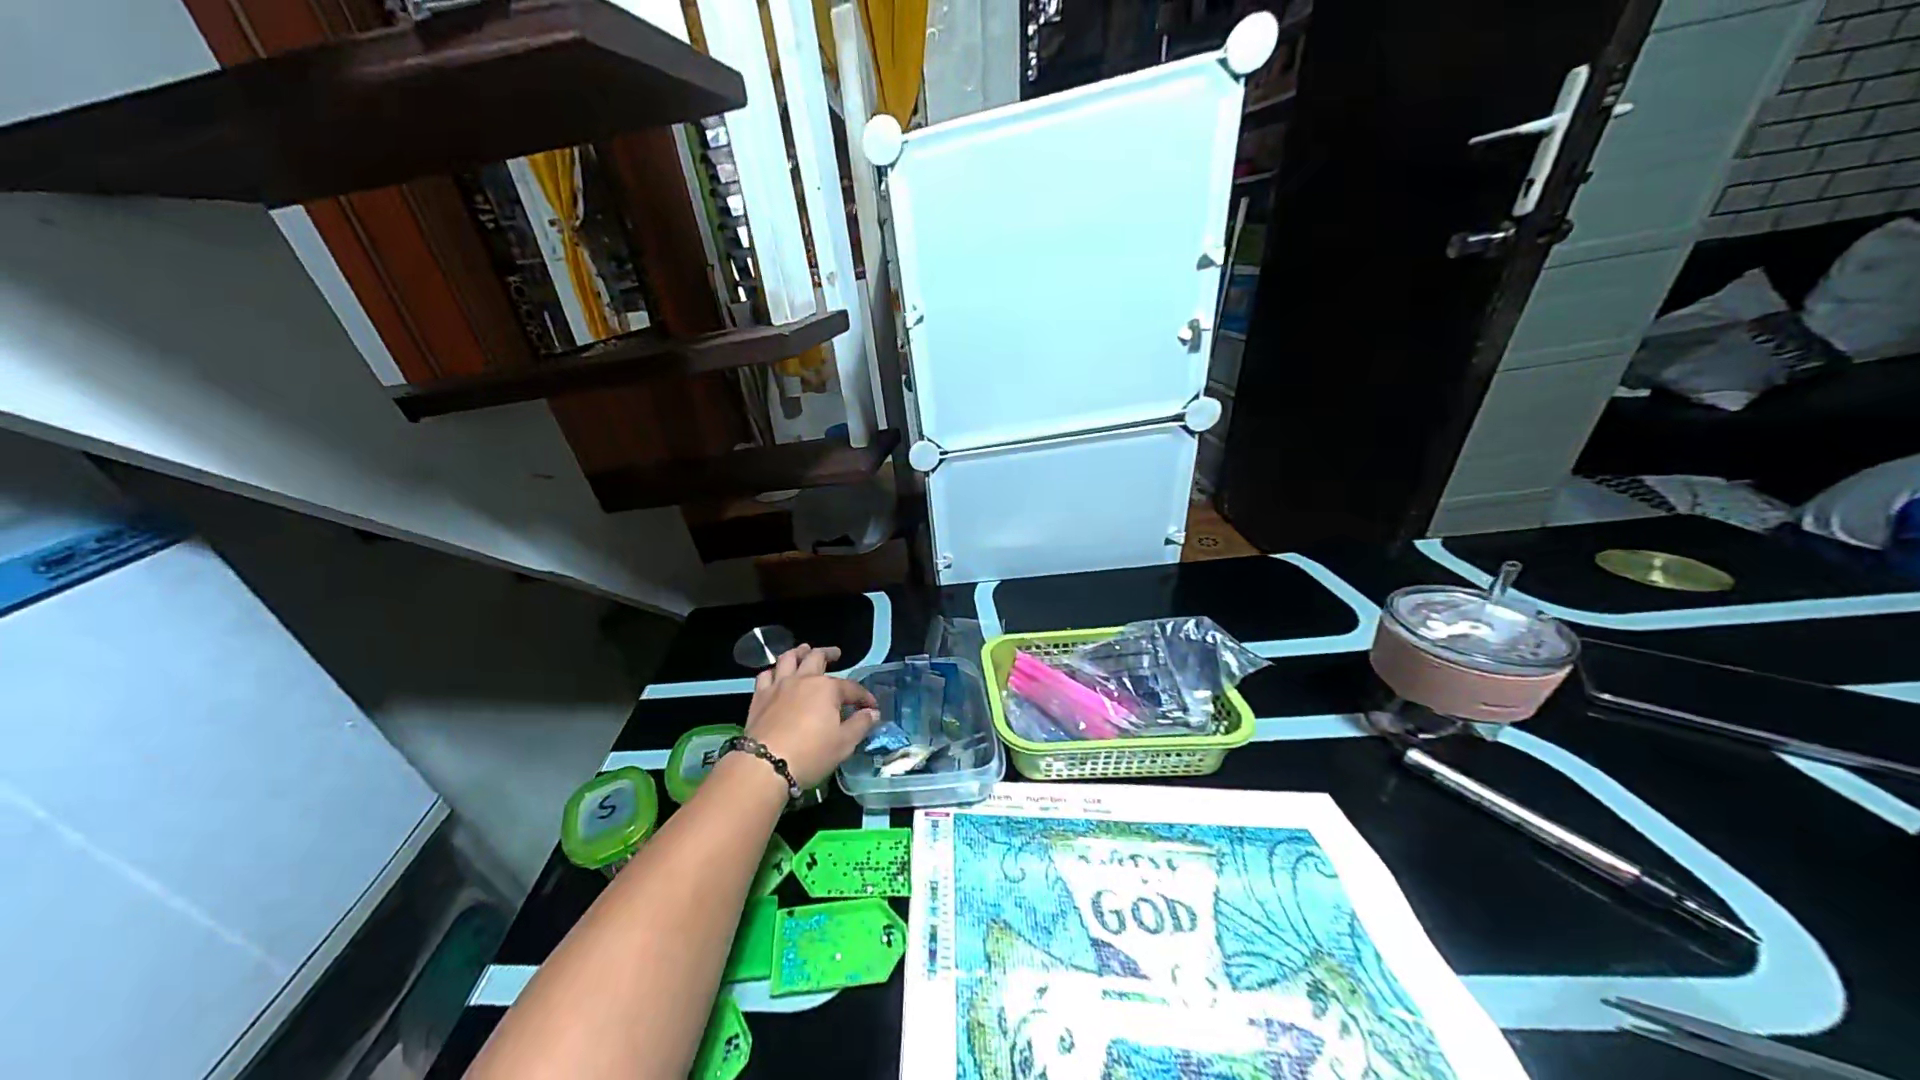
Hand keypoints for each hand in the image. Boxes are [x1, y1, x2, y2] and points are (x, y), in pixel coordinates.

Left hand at [744, 645, 880, 789]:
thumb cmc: (810, 754)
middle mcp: (803, 680)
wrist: (764, 765)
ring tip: (804, 651)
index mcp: (827, 689)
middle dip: (829, 654)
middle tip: (836, 654)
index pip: (852, 688)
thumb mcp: (844, 743)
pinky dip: (774, 671)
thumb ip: (860, 725)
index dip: (864, 696)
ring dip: (798, 652)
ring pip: (788, 659)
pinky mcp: (759, 697)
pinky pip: (765, 675)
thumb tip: (871, 713)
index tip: (871, 707)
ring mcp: (778, 686)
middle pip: (817, 658)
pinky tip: (776, 675)